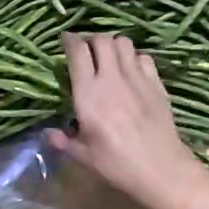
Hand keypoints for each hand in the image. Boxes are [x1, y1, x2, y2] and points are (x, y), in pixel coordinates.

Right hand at [46, 32, 206, 208]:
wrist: (160, 168)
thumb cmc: (116, 164)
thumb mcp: (82, 155)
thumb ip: (62, 140)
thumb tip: (48, 133)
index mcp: (88, 94)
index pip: (77, 52)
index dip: (69, 41)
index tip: (64, 40)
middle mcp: (112, 78)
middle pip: (102, 39)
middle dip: (92, 40)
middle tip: (86, 50)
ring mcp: (137, 78)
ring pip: (124, 43)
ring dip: (113, 45)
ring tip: (108, 57)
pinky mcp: (156, 84)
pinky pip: (144, 57)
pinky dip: (134, 58)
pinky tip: (131, 71)